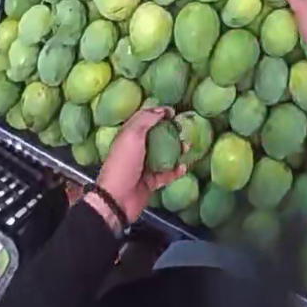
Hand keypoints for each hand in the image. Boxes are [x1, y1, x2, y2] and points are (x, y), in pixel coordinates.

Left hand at [92, 108, 190, 226]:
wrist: (118, 197)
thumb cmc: (124, 163)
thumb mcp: (132, 136)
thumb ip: (146, 120)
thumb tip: (161, 109)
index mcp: (129, 134)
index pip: (145, 118)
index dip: (158, 112)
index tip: (173, 111)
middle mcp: (137, 147)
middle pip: (157, 135)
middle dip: (170, 131)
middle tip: (183, 129)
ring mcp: (144, 165)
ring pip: (164, 154)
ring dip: (177, 150)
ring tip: (188, 146)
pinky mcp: (151, 181)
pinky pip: (167, 173)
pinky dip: (176, 170)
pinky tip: (184, 167)